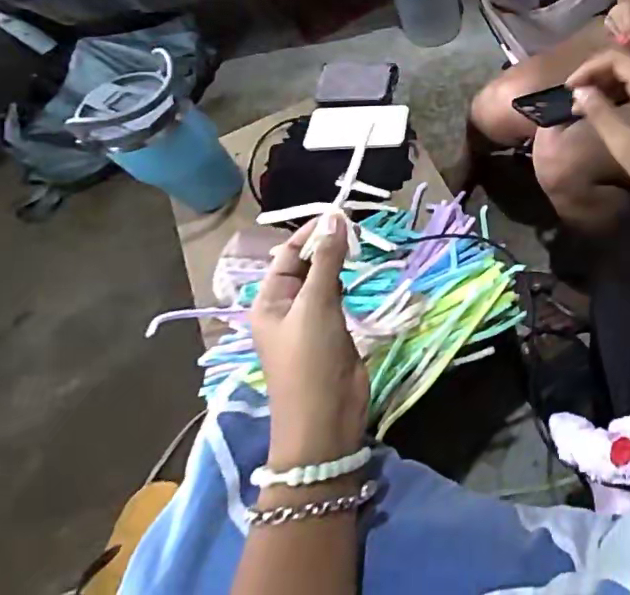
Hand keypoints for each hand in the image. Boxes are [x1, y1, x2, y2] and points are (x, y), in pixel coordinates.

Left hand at [250, 218, 368, 467]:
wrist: (325, 417)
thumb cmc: (310, 360)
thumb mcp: (317, 304)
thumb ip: (327, 260)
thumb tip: (336, 218)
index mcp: (268, 301)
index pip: (288, 254)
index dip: (312, 232)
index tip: (341, 213)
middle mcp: (286, 306)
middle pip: (305, 264)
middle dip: (327, 244)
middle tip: (357, 226)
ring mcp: (309, 319)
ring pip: (323, 278)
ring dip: (339, 260)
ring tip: (361, 243)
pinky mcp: (332, 329)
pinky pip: (337, 295)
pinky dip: (348, 280)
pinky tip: (359, 272)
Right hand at [568, 47, 629, 203]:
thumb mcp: (623, 144)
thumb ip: (599, 112)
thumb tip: (579, 90)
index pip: (616, 57)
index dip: (589, 67)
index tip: (568, 87)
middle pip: (626, 62)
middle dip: (597, 75)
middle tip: (575, 98)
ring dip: (608, 84)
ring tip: (585, 106)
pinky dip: (623, 92)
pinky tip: (608, 110)